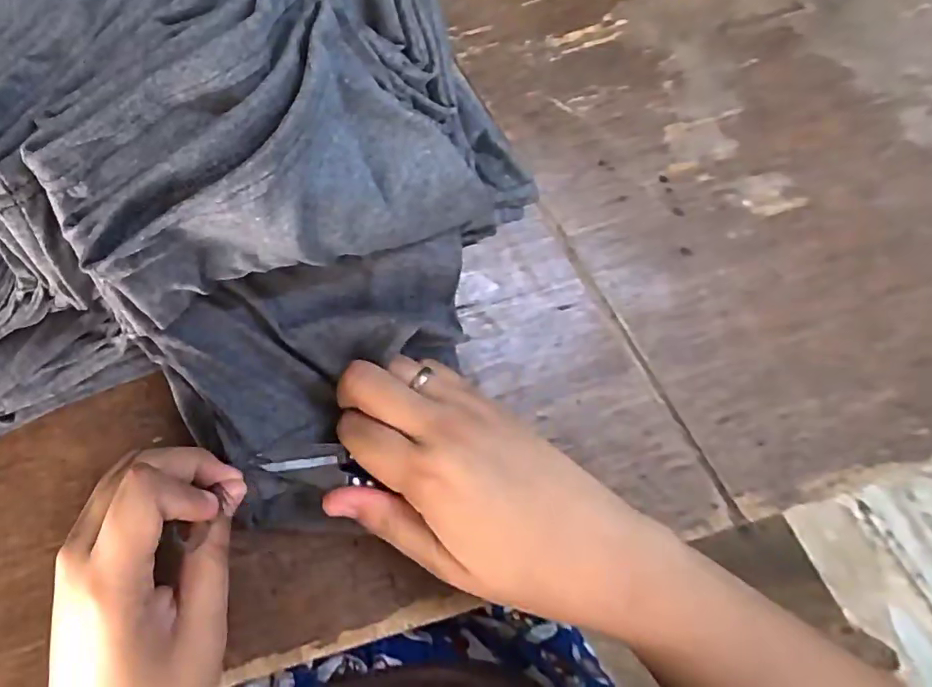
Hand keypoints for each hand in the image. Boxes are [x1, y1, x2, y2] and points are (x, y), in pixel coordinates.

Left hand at [50, 448, 246, 686]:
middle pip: (130, 469)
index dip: (189, 480)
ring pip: (119, 475)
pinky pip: (112, 497)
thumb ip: (210, 558)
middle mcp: (76, 551)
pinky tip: (182, 503)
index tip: (223, 503)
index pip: (141, 486)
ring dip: (169, 471)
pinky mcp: (73, 556)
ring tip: (211, 489)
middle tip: (229, 482)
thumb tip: (223, 496)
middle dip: (186, 464)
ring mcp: (69, 551)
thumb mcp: (199, 636)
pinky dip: (151, 487)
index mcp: (105, 577)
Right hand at [323, 357, 685, 633]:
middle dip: (349, 396)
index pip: (354, 428)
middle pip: (364, 376)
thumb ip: (386, 520)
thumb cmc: (519, 569)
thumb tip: (329, 496)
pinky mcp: (486, 396)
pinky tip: (429, 412)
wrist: (601, 550)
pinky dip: (417, 379)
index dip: (345, 442)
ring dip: (384, 384)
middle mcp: (439, 425)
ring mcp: (466, 403)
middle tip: (365, 428)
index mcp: (426, 473)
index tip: (358, 462)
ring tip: (397, 420)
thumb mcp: (447, 562)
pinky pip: (433, 367)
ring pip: (396, 362)